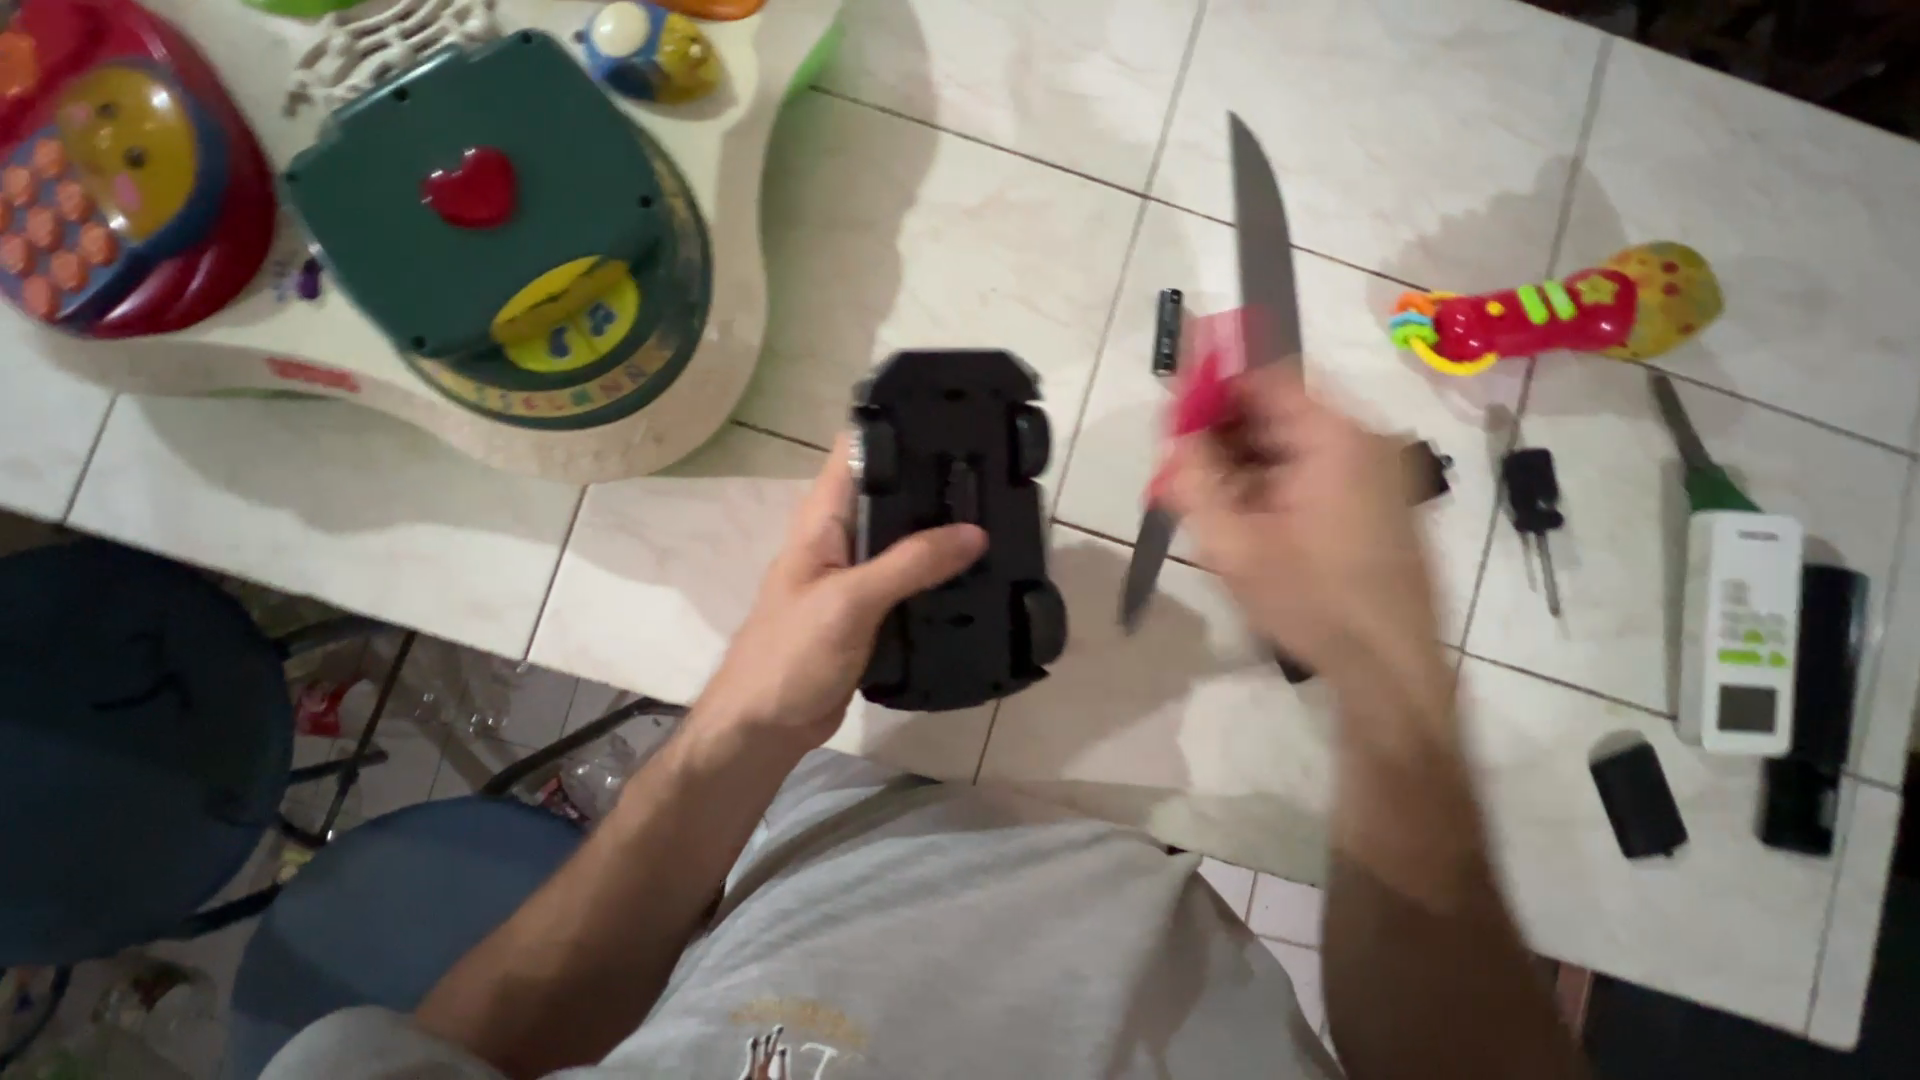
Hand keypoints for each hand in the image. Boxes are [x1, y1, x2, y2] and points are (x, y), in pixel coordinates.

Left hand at [697, 435, 987, 751]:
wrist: (766, 725)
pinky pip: (909, 578)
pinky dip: (937, 571)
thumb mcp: (851, 601)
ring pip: (904, 537)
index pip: (858, 450)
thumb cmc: (792, 653)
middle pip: (890, 491)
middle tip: (996, 468)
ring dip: (941, 528)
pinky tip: (977, 569)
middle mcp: (840, 537)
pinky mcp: (871, 610)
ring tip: (1000, 511)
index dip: (898, 426)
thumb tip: (975, 533)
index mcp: (822, 518)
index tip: (952, 417)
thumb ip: (910, 564)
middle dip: (935, 478)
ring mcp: (856, 574)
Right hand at [1163, 367, 1441, 681]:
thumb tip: (1173, 436)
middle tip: (1181, 466)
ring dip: (1243, 459)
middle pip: (1278, 408)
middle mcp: (1363, 437)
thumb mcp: (1233, 545)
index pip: (1264, 375)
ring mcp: (1377, 466)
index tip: (1173, 412)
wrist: (1390, 664)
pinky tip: (1245, 515)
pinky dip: (1272, 479)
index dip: (1212, 384)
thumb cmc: (1312, 603)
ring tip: (1206, 498)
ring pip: (1293, 440)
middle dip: (1222, 431)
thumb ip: (1193, 480)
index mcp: (1333, 436)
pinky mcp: (1379, 495)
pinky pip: (1313, 466)